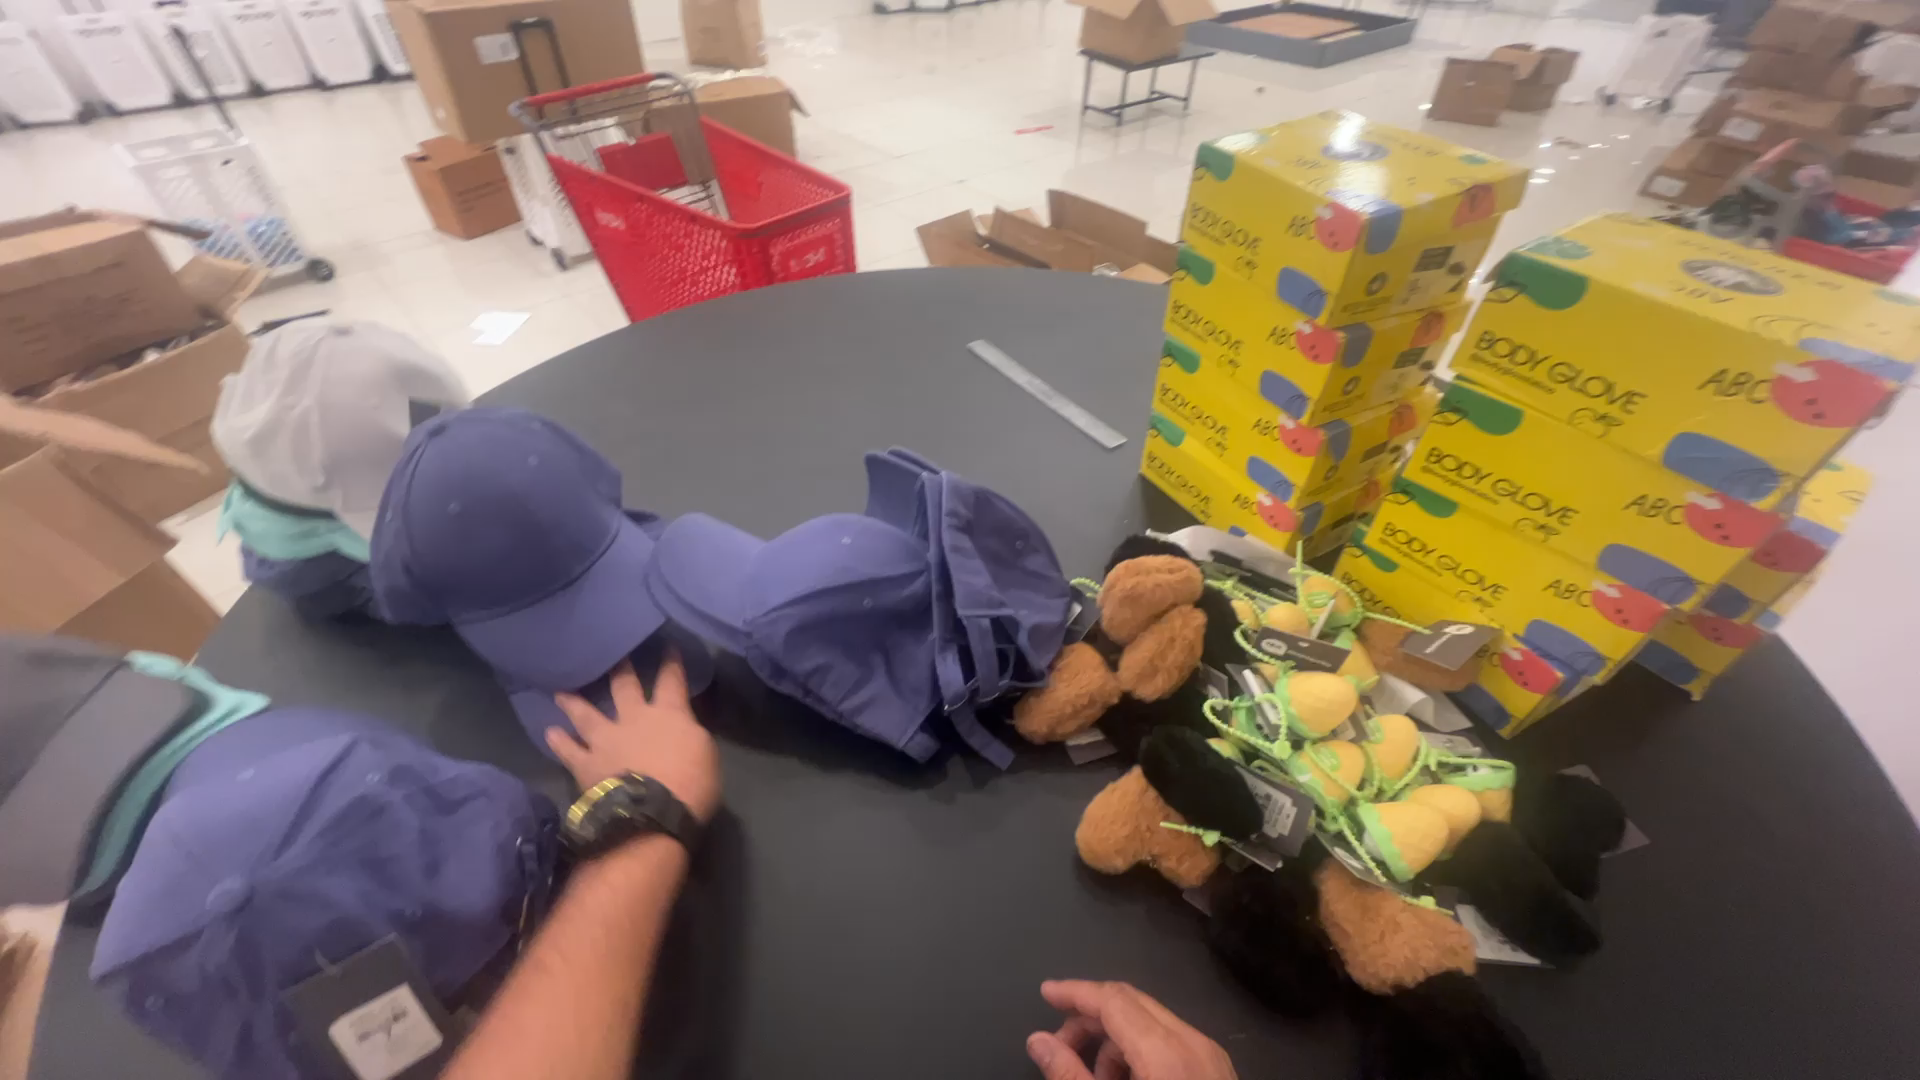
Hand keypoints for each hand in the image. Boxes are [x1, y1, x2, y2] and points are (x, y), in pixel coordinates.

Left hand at [549, 655, 720, 822]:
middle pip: (625, 687)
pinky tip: (550, 732)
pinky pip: (569, 751)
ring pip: (587, 715)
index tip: (667, 644)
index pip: (672, 680)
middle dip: (621, 669)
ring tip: (562, 691)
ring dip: (575, 702)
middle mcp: (635, 719)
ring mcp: (606, 741)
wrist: (652, 815)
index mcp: (670, 715)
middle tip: (611, 653)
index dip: (670, 661)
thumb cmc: (691, 785)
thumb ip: (690, 736)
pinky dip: (559, 742)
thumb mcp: (706, 753)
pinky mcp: (586, 765)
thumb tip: (681, 731)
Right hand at [1025, 980, 1236, 1079]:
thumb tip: (1039, 1041)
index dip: (1074, 992)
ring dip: (1115, 1041)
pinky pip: (1171, 1045)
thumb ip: (1070, 1076)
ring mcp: (1213, 1059)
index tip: (1044, 994)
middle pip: (1131, 1004)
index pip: (1112, 999)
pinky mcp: (1220, 1076)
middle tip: (1059, 1046)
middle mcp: (1193, 1043)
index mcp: (1167, 1052)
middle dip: (1091, 1018)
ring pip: (1151, 1024)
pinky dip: (1141, 1055)